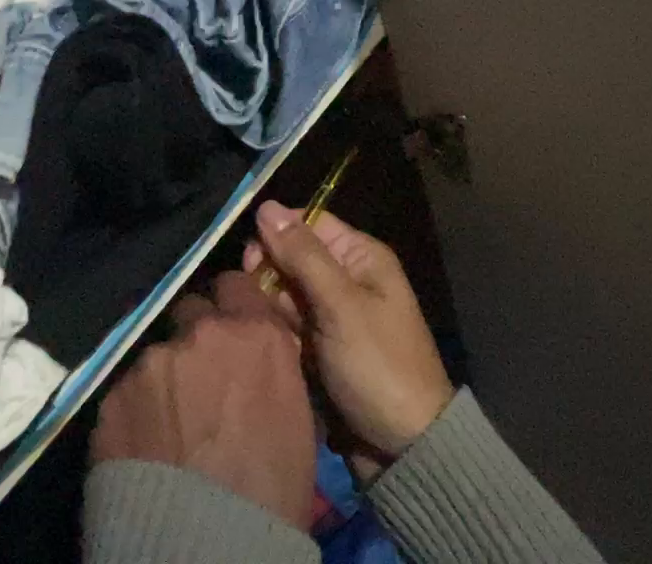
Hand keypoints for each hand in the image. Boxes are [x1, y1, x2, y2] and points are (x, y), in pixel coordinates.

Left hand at [90, 271, 316, 528]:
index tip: (232, 326)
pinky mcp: (114, 395)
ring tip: (169, 422)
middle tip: (201, 379)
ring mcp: (153, 361)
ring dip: (166, 376)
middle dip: (197, 336)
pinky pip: (129, 389)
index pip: (236, 283)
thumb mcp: (296, 413)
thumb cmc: (273, 488)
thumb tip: (258, 356)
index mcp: (256, 333)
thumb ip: (272, 365)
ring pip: (158, 353)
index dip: (233, 305)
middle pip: (192, 311)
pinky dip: (138, 408)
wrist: (208, 545)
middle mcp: (202, 333)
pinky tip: (146, 443)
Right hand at [245, 201, 455, 478]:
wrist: (402, 446)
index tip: (249, 258)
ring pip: (284, 292)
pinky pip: (287, 325)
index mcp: (361, 258)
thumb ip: (302, 255)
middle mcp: (346, 279)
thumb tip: (266, 206)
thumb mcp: (341, 304)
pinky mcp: (318, 347)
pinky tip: (259, 342)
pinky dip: (274, 330)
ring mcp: (331, 315)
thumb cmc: (377, 365)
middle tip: (252, 299)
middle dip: (267, 273)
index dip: (276, 233)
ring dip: (267, 305)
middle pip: (292, 257)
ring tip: (253, 324)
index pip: (309, 224)